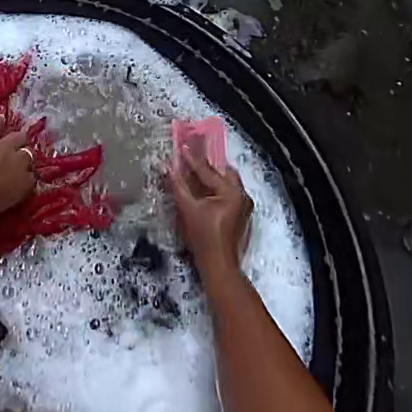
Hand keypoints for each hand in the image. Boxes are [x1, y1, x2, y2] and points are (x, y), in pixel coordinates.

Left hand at [0, 117, 36, 220]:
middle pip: (29, 156)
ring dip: (17, 140)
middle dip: (24, 159)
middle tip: (14, 163)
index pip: (31, 180)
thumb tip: (7, 193)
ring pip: (19, 137)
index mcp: (21, 185)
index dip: (25, 180)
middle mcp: (18, 163)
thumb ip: (6, 198)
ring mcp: (3, 146)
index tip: (19, 184)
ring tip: (10, 142)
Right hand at [166, 143, 252, 275]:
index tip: (183, 147)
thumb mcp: (187, 209)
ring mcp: (244, 206)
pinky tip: (204, 191)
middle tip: (193, 159)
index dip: (193, 159)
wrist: (218, 264)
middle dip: (208, 166)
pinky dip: (217, 189)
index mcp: (232, 192)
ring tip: (197, 173)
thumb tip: (167, 168)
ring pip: (228, 183)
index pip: (208, 171)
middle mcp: (242, 195)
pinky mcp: (240, 215)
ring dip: (213, 177)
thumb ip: (178, 186)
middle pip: (224, 173)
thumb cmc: (203, 237)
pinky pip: (229, 194)